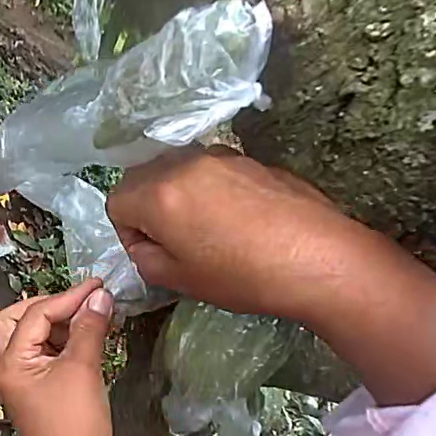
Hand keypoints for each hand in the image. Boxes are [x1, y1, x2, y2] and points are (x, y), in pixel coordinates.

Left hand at [0, 279, 115, 435]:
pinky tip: (88, 338)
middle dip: (49, 306)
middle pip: (18, 319)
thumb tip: (101, 297)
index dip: (68, 297)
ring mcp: (22, 380)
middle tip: (83, 302)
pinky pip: (45, 354)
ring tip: (91, 317)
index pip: (35, 314)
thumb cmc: (75, 427)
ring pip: (32, 336)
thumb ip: (90, 329)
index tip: (99, 286)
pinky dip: (64, 341)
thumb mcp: (83, 371)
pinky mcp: (39, 390)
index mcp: (10, 361)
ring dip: (58, 323)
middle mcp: (9, 367)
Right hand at [108, 148, 435, 405]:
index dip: (127, 233)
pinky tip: (236, 220)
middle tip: (175, 241)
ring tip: (207, 230)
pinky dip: (207, 190)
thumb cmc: (241, 275)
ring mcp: (220, 155)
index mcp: (158, 193)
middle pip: (141, 178)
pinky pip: (208, 170)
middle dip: (147, 208)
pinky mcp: (249, 158)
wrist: (319, 258)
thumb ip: (144, 258)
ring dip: (177, 197)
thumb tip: (144, 243)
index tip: (155, 253)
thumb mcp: (178, 279)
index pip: (115, 202)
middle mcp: (183, 163)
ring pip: (175, 171)